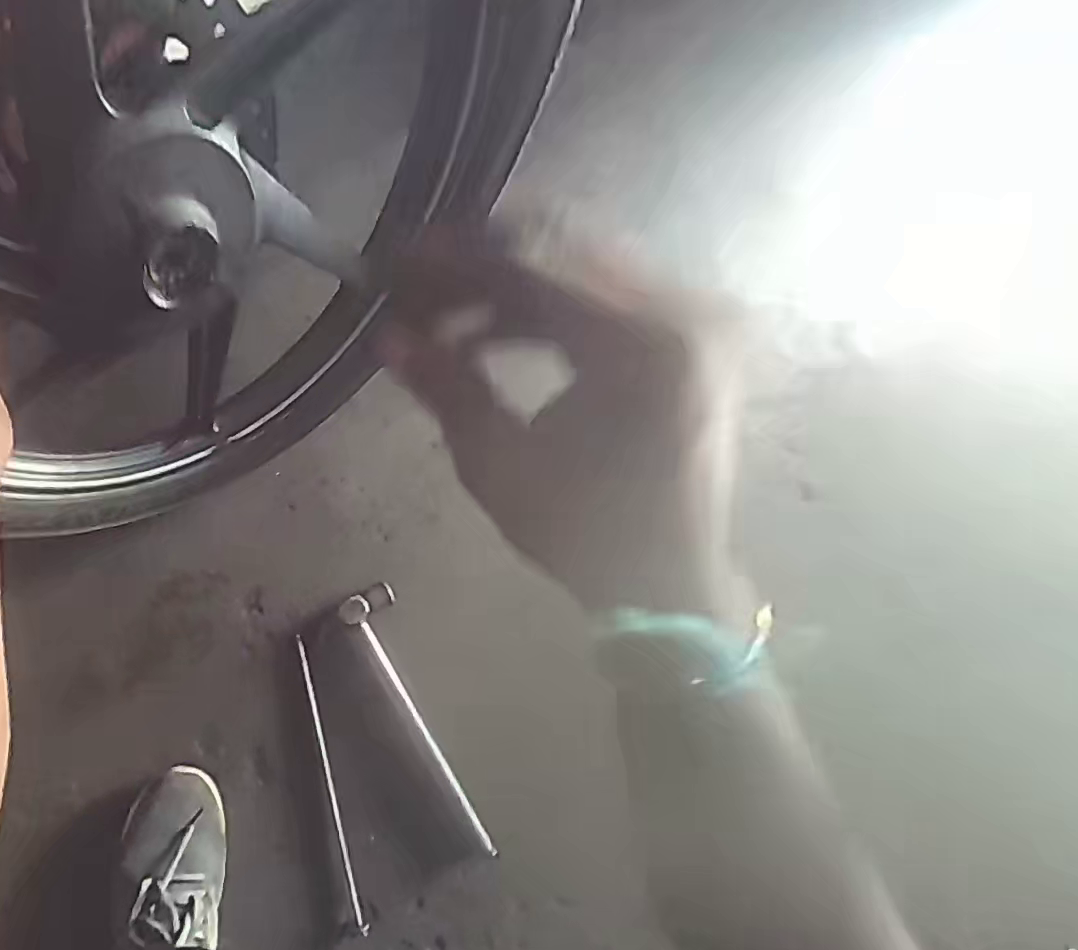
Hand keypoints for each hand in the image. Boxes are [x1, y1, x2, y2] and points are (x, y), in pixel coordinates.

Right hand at [378, 235, 747, 618]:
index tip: (399, 260)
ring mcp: (690, 318)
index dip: (459, 255)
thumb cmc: (580, 530)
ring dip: (500, 287)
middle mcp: (684, 309)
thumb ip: (446, 388)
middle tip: (411, 287)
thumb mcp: (498, 462)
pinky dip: (537, 310)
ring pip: (576, 267)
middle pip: (561, 248)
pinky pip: (596, 296)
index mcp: (644, 341)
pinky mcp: (681, 335)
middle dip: (475, 265)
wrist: (661, 573)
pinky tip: (483, 336)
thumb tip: (387, 337)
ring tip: (436, 315)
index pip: (538, 258)